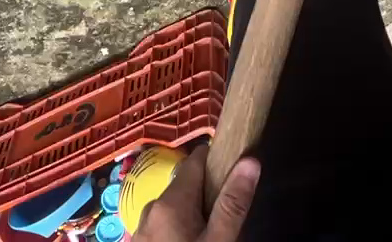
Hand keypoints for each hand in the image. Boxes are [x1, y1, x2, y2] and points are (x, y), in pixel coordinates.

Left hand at [130, 147, 258, 241]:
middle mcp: (150, 210)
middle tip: (229, 220)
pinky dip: (180, 234)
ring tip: (214, 239)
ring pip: (175, 211)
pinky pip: (164, 231)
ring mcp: (140, 233)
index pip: (198, 158)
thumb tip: (251, 159)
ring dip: (195, 217)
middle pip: (187, 186)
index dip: (219, 160)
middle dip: (209, 195)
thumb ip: (234, 203)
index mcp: (170, 201)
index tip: (237, 174)